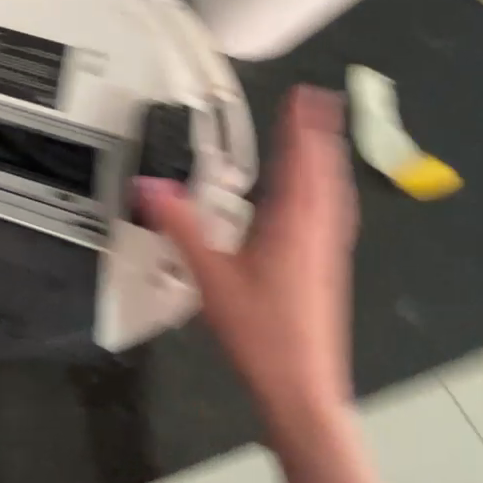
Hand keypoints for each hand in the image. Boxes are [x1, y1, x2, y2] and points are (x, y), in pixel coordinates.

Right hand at [136, 86, 358, 417]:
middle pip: (325, 174)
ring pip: (333, 195)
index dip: (302, 129)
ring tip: (321, 136)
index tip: (304, 96)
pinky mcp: (326, 268)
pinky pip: (332, 213)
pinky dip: (326, 189)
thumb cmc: (260, 331)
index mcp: (295, 228)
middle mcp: (319, 234)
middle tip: (318, 102)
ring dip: (326, 160)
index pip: (301, 166)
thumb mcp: (209, 275)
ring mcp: (328, 252)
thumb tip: (149, 184)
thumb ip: (179, 225)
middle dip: (320, 136)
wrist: (302, 386)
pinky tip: (318, 196)